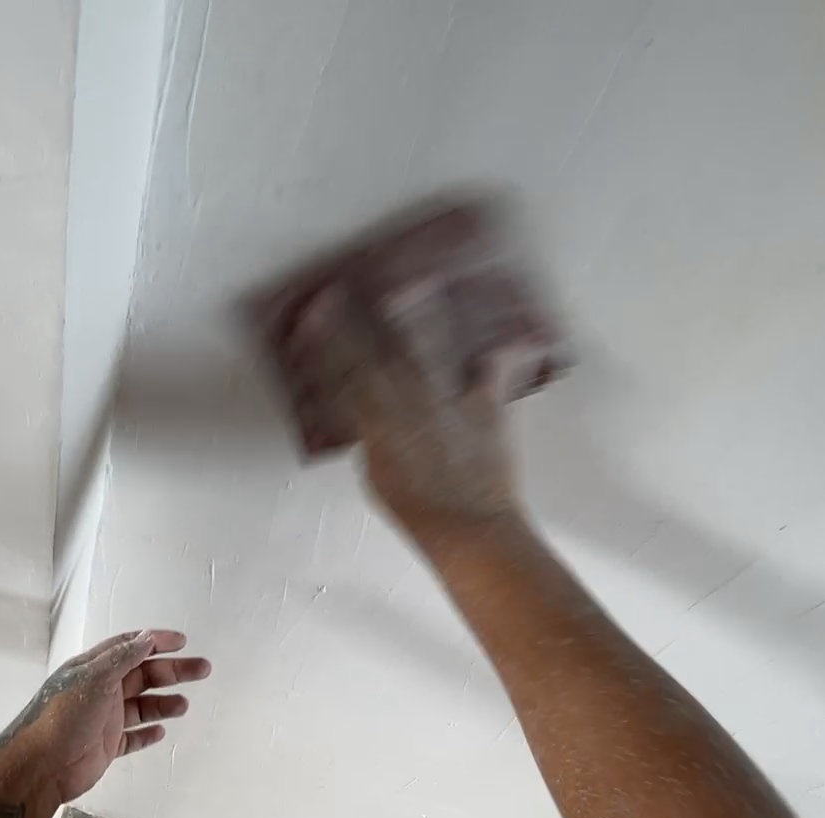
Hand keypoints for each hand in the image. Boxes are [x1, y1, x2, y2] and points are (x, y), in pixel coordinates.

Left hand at [0, 630, 210, 803]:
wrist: (41, 767)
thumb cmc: (62, 718)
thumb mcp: (93, 678)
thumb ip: (122, 658)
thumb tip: (147, 638)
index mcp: (94, 668)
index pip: (130, 647)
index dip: (156, 641)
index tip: (182, 642)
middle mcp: (101, 690)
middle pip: (143, 674)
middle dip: (172, 671)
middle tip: (202, 669)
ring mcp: (104, 718)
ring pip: (142, 706)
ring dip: (165, 702)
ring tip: (184, 705)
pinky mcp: (107, 745)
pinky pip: (133, 736)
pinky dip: (148, 732)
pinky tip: (162, 730)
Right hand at [285, 206, 566, 532]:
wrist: (469, 528)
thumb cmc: (417, 511)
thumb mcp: (378, 476)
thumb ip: (374, 438)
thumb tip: (372, 418)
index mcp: (379, 425)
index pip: (343, 376)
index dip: (325, 344)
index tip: (312, 316)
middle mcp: (410, 405)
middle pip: (377, 355)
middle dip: (356, 321)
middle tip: (343, 290)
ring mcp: (449, 402)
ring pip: (431, 349)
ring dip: (421, 314)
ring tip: (416, 282)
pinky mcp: (486, 406)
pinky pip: (495, 372)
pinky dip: (506, 352)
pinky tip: (512, 333)